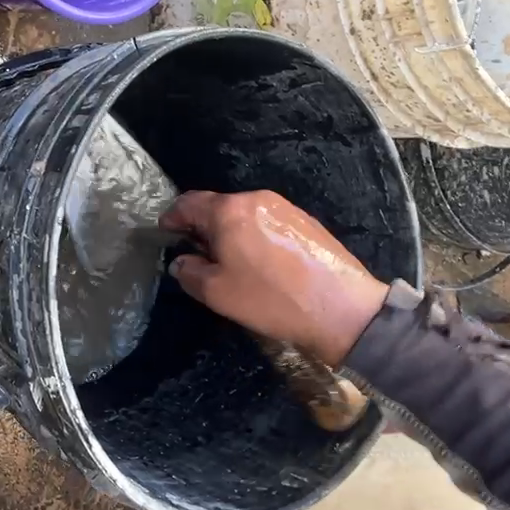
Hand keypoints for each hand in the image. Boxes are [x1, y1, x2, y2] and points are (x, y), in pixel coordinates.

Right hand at [158, 190, 390, 366]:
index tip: (166, 234)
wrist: (343, 310)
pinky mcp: (304, 220)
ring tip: (231, 260)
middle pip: (216, 206)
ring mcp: (283, 207)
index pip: (187, 203)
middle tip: (197, 253)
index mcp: (228, 211)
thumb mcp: (217, 293)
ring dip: (229, 231)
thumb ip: (189, 272)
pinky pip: (265, 221)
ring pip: (242, 214)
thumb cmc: (271, 299)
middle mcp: (254, 199)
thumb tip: (182, 261)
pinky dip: (253, 235)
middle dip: (201, 226)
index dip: (171, 218)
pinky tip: (261, 262)